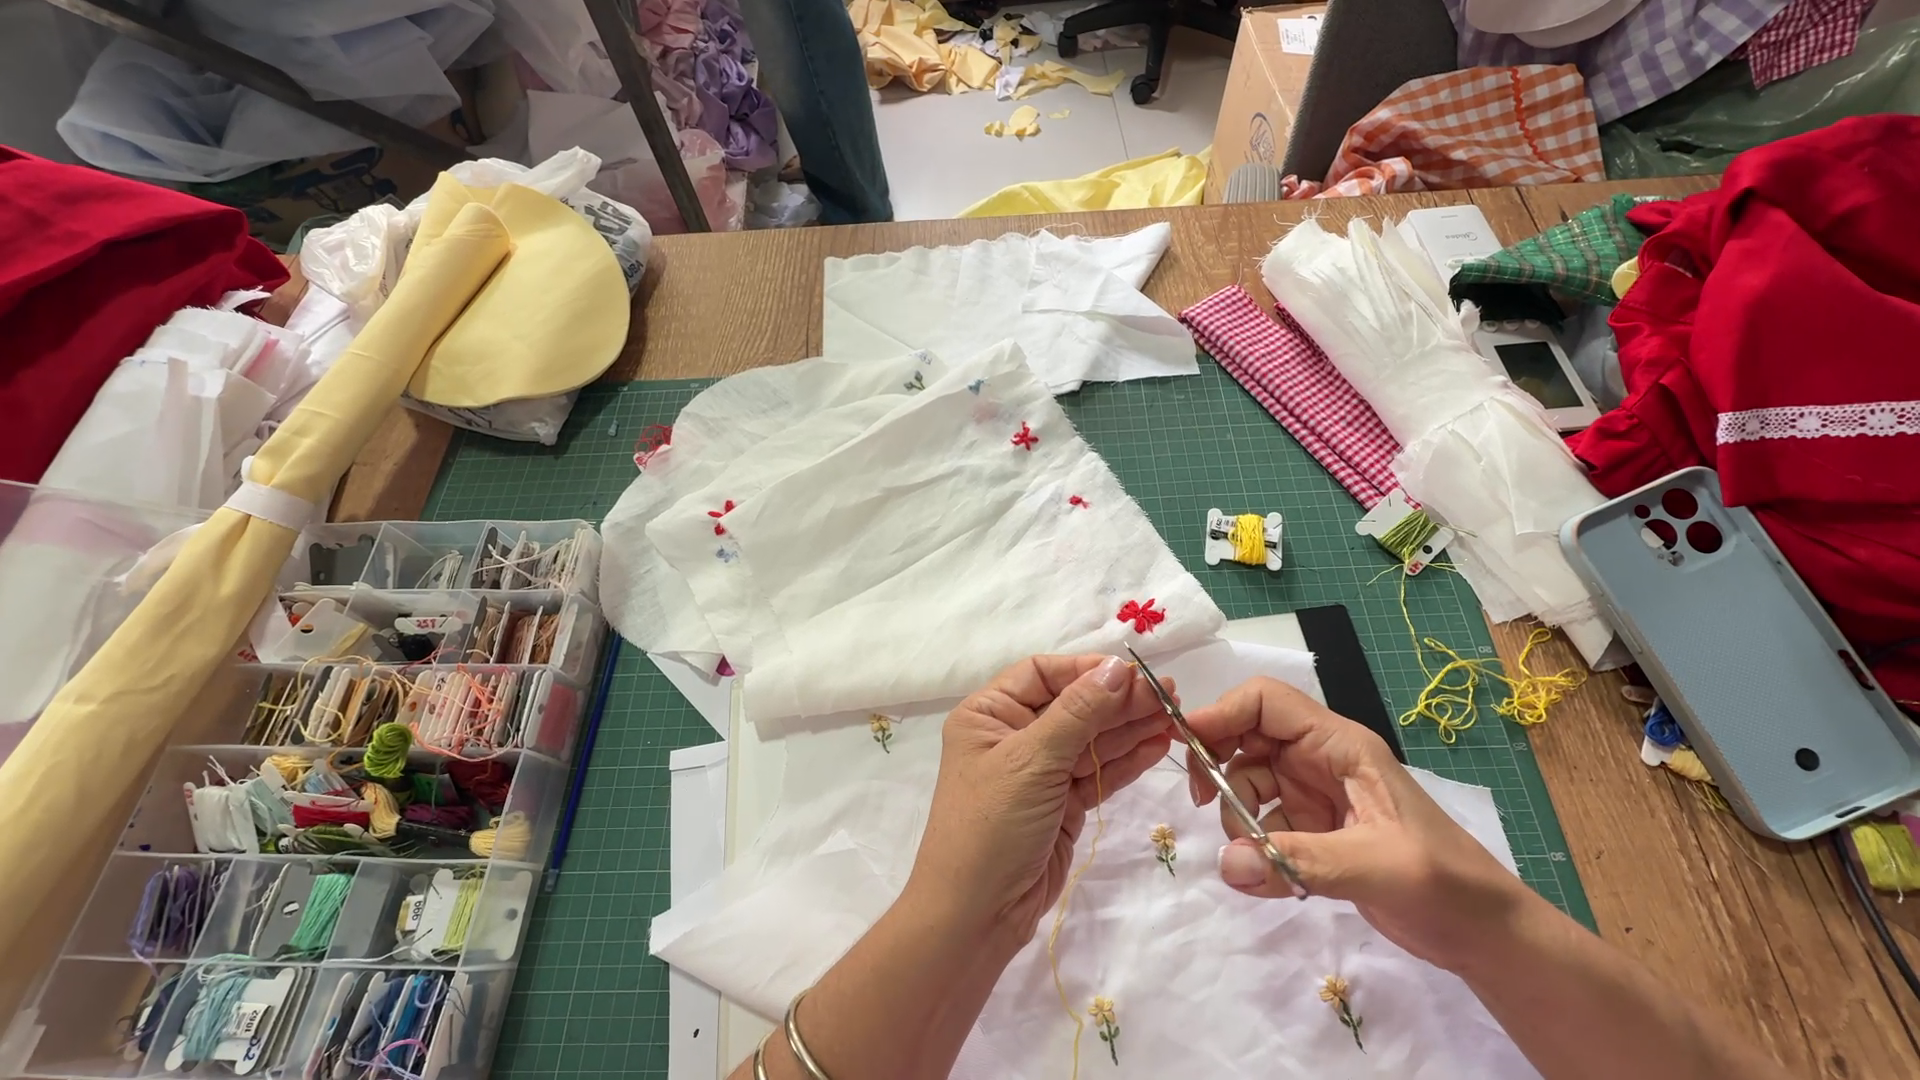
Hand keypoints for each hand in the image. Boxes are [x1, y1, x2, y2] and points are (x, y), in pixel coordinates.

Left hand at [908, 655, 1174, 946]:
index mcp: (988, 714)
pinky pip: (1098, 773)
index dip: (1085, 671)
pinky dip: (1127, 761)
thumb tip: (1117, 668)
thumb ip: (1078, 713)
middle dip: (1118, 700)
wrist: (977, 913)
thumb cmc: (992, 824)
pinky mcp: (1061, 804)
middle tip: (1168, 694)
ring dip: (1130, 728)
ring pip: (1090, 740)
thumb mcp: (1032, 760)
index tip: (1131, 674)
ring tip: (1174, 715)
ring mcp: (1039, 772)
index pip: (1042, 675)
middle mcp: (1011, 736)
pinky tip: (1158, 745)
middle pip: (1073, 706)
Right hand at [1183, 677, 1531, 971]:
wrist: (1486, 935)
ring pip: (1246, 781)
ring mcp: (1313, 794)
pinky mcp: (1310, 829)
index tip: (1187, 746)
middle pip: (1245, 737)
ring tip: (1258, 859)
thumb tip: (1226, 863)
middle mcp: (1320, 760)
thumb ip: (1301, 860)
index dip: (1221, 713)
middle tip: (1207, 804)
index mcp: (1340, 745)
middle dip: (1218, 764)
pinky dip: (1253, 846)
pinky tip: (1268, 877)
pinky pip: (1260, 822)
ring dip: (1237, 816)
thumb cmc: (1446, 884)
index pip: (1266, 702)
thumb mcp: (1379, 866)